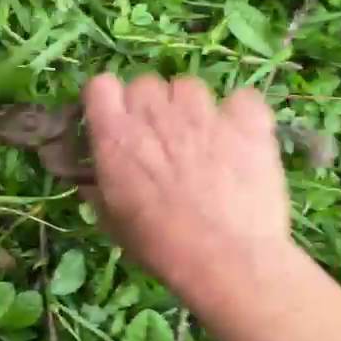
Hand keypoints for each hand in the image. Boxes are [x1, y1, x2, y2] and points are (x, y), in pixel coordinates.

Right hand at [82, 74, 292, 293]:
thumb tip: (92, 179)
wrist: (226, 258)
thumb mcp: (109, 218)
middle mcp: (154, 115)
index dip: (106, 100)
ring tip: (197, 133)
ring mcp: (203, 115)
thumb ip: (98, 187)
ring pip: (189, 86)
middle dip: (148, 103)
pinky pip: (242, 98)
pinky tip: (237, 133)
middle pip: (145, 82)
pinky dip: (239, 111)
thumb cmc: (158, 242)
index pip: (99, 86)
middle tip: (156, 134)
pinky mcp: (248, 124)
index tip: (112, 118)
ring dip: (188, 105)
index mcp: (114, 135)